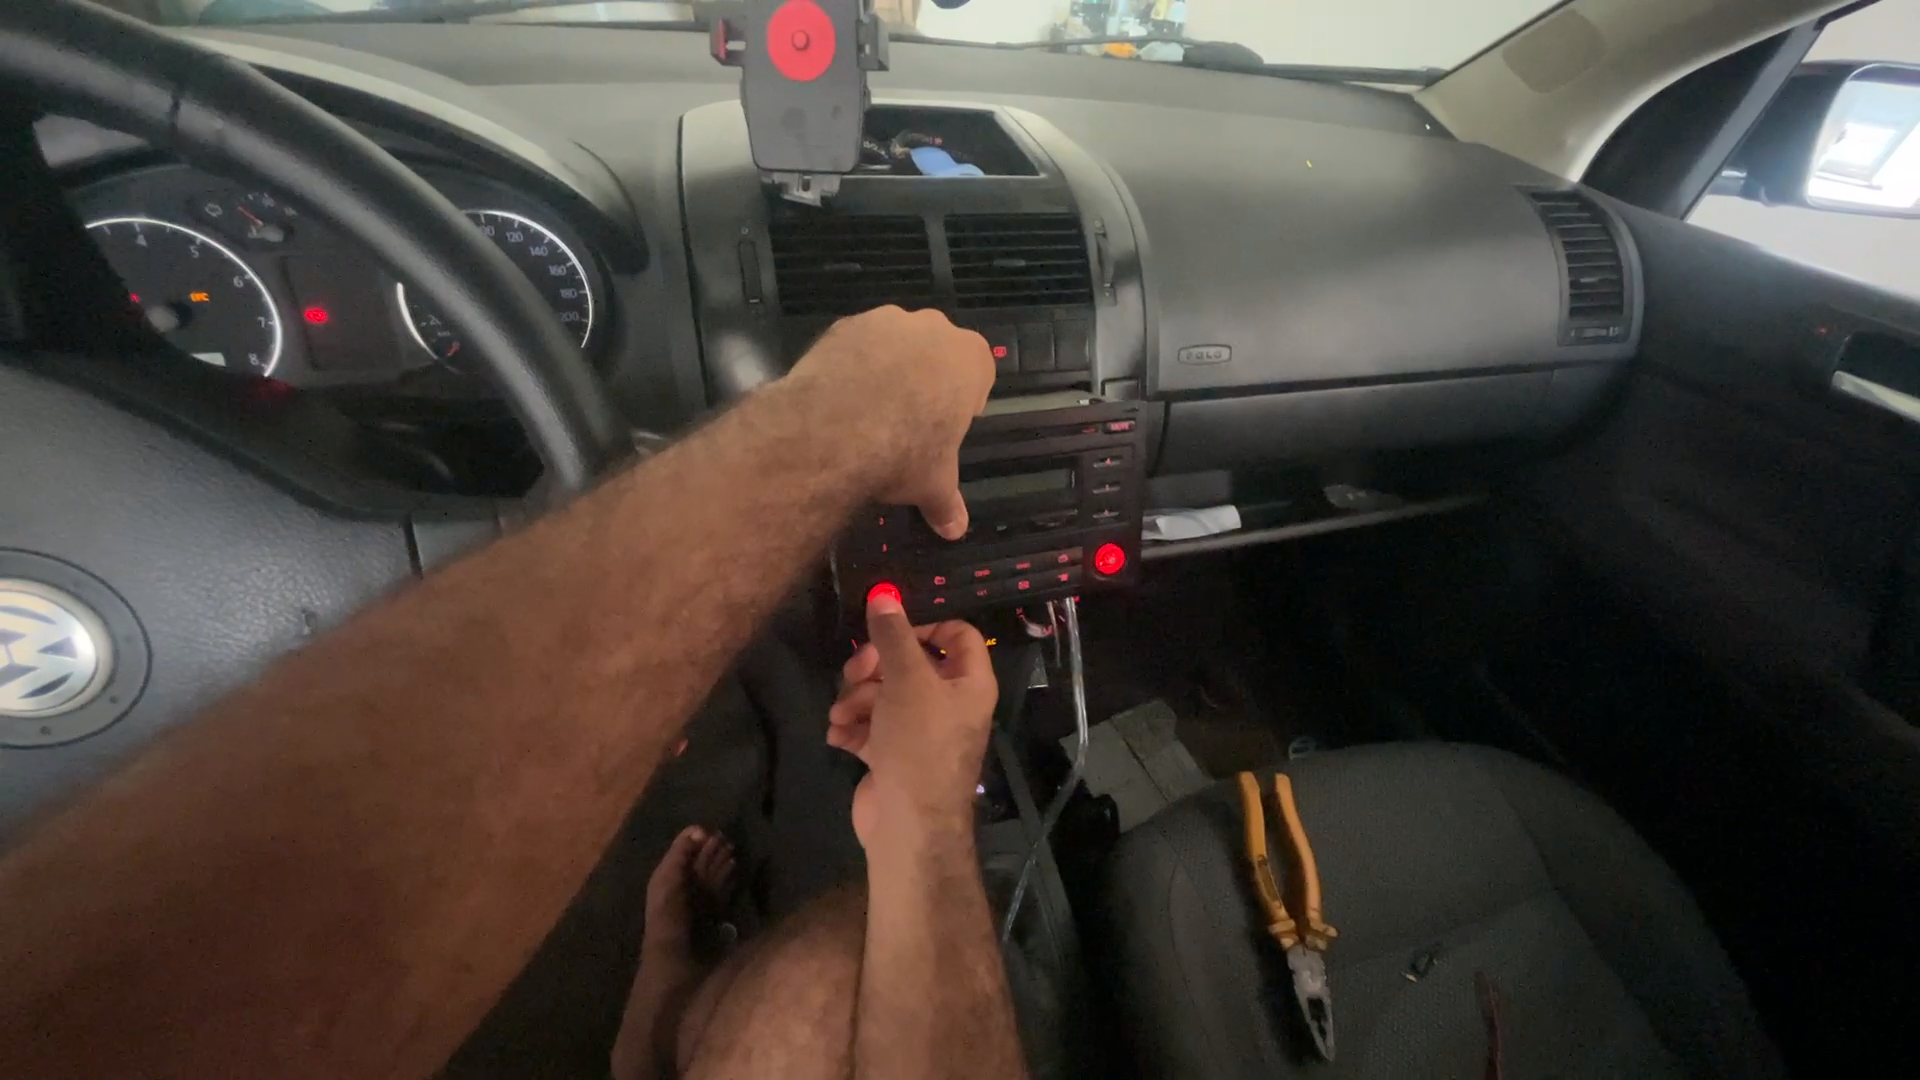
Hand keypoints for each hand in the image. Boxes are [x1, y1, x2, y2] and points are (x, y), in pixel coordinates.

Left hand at [787, 306, 994, 539]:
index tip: (945, 427)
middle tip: (908, 421)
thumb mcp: (934, 484)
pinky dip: (852, 366)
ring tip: (869, 412)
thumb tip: (956, 532)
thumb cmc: (906, 452)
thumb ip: (947, 503)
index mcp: (970, 359)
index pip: (978, 374)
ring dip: (888, 369)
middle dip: (927, 380)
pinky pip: (856, 346)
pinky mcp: (843, 324)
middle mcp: (934, 328)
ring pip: (895, 344)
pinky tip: (842, 399)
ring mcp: (886, 320)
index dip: (962, 402)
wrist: (835, 429)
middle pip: (937, 353)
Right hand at [827, 590, 997, 848]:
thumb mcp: (906, 679)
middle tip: (855, 674)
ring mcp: (920, 730)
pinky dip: (853, 725)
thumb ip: (892, 636)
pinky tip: (838, 735)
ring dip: (857, 698)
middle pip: (910, 662)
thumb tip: (883, 594)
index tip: (890, 631)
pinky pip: (871, 724)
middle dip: (875, 665)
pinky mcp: (894, 754)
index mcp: (970, 682)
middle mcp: (950, 702)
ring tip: (841, 714)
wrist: (908, 825)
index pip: (958, 634)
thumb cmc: (919, 742)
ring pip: (884, 692)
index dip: (924, 626)